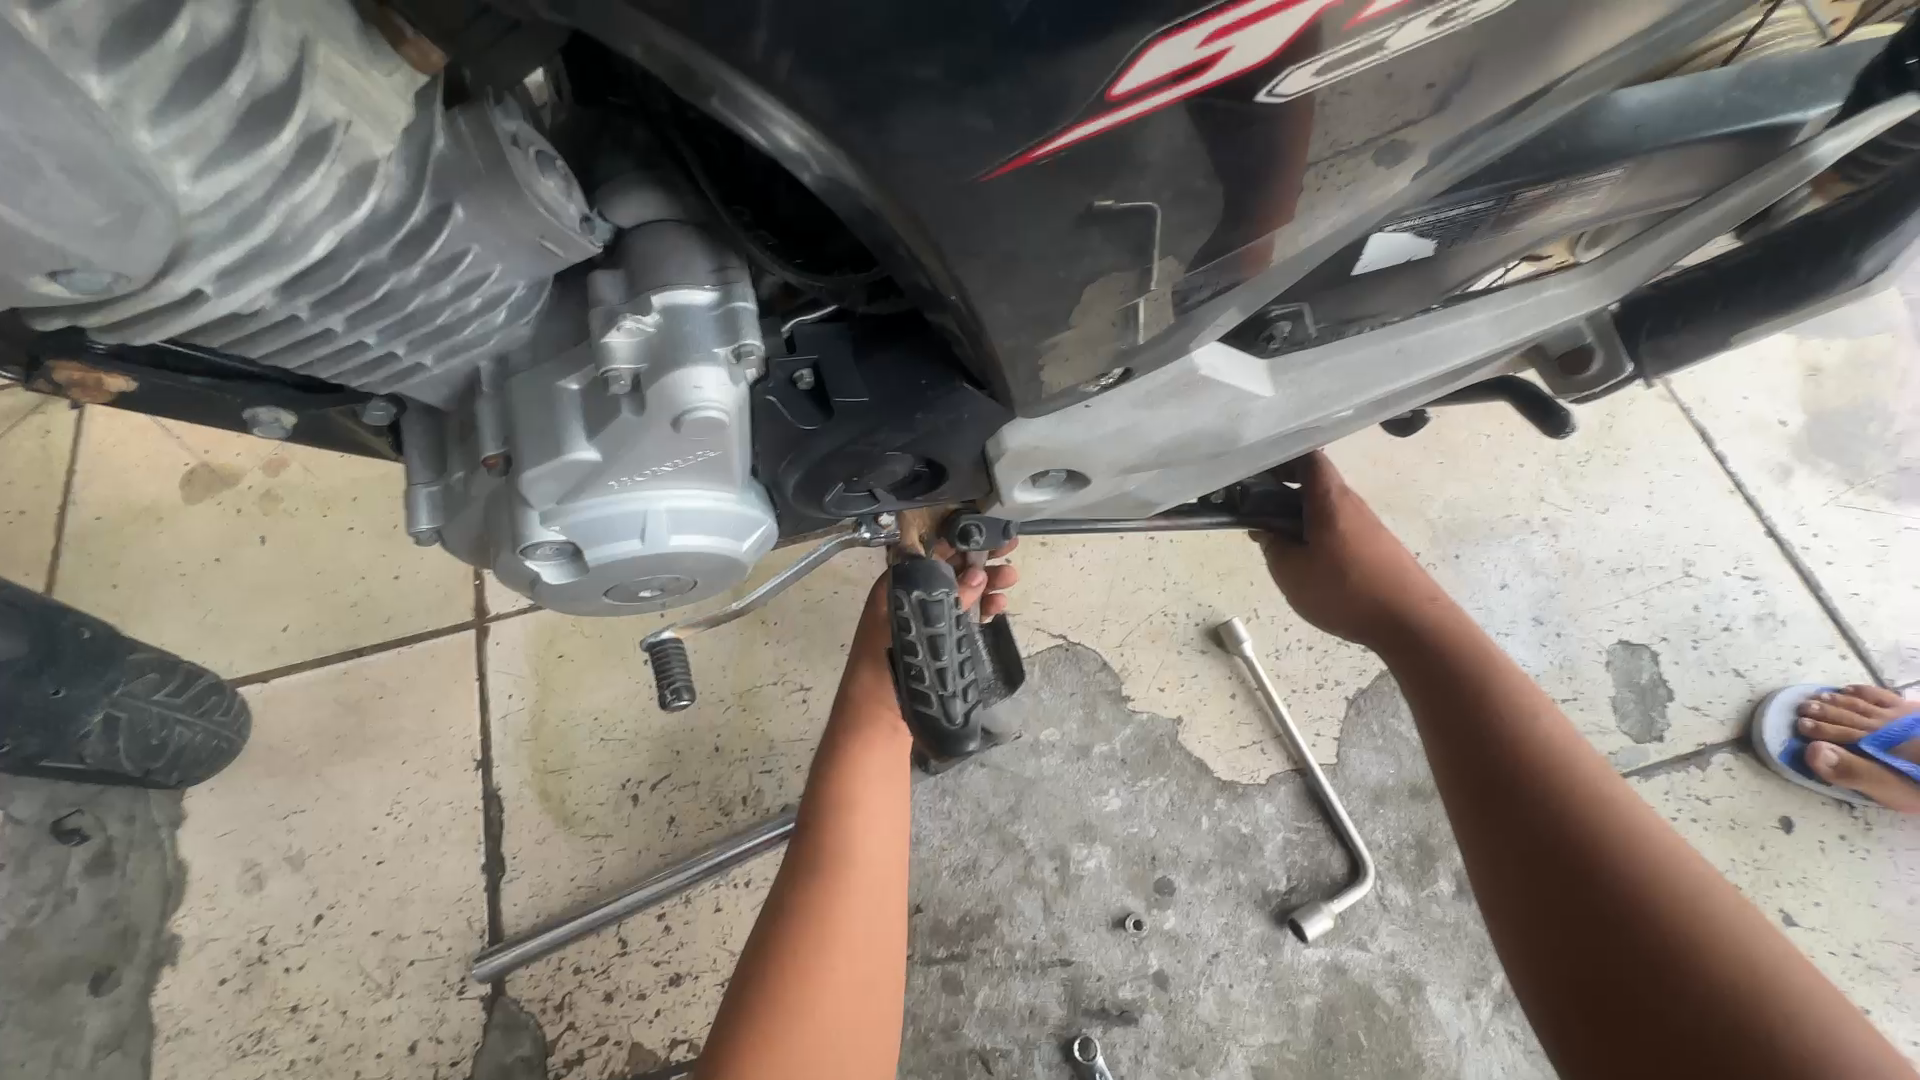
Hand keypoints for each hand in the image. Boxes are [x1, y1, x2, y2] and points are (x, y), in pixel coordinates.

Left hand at [838, 540, 1019, 708]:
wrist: (880, 718)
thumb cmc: (890, 667)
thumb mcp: (919, 627)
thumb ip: (948, 599)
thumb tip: (976, 573)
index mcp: (896, 587)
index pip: (931, 551)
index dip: (961, 540)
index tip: (990, 534)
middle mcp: (910, 598)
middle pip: (949, 569)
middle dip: (980, 560)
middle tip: (1010, 554)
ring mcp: (925, 620)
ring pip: (960, 592)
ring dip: (986, 584)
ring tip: (1010, 581)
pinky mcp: (936, 641)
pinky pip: (961, 617)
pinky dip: (981, 609)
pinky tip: (998, 607)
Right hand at [1253, 452, 1448, 648]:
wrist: (1410, 622)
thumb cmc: (1344, 590)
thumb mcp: (1290, 571)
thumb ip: (1272, 545)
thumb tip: (1265, 529)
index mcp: (1329, 499)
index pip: (1308, 457)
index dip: (1281, 458)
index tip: (1257, 474)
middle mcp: (1351, 504)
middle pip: (1315, 483)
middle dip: (1284, 492)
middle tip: (1258, 515)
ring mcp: (1367, 526)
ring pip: (1326, 509)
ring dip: (1300, 518)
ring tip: (1280, 546)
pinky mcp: (1377, 547)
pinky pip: (1339, 529)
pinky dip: (1318, 536)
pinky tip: (1311, 565)